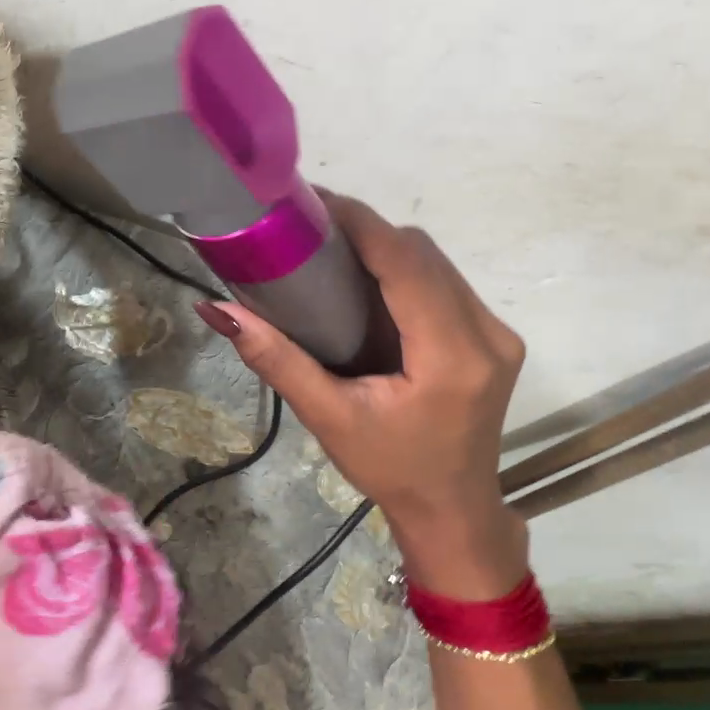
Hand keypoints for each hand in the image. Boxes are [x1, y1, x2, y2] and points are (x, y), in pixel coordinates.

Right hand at [194, 192, 529, 598]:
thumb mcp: (326, 415)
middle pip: (425, 253)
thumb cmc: (388, 466)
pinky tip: (356, 277)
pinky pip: (440, 283)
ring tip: (322, 244)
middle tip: (304, 225)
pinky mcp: (486, 339)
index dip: (362, 224)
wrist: (452, 508)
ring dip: (382, 246)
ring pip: (436, 263)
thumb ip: (276, 359)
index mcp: (452, 353)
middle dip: (366, 229)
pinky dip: (397, 268)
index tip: (311, 200)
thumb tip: (216, 310)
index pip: (408, 263)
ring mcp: (493, 334)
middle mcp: (486, 332)